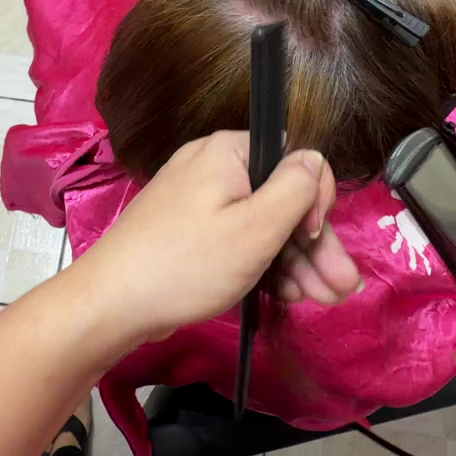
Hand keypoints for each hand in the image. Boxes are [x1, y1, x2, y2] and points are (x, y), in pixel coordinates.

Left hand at [64, 130, 358, 346]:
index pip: (293, 160)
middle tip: (343, 287)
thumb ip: (294, 189)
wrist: (112, 302)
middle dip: (314, 244)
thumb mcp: (254, 228)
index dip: (315, 200)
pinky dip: (263, 262)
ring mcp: (200, 200)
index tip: (317, 239)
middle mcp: (214, 167)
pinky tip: (288, 294)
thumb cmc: (187, 263)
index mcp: (228, 152)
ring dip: (295, 260)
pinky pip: (238, 238)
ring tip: (325, 299)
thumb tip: (315, 158)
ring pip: (262, 223)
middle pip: (281, 198)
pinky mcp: (190, 231)